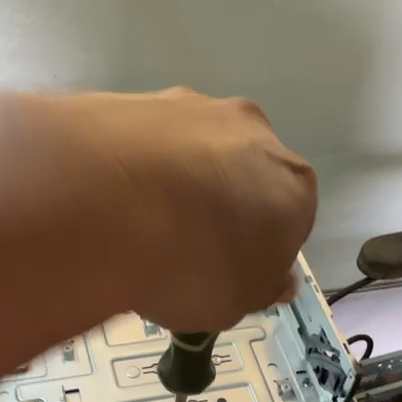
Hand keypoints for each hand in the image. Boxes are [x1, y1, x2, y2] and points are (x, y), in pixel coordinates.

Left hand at [15, 89, 317, 331]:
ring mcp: (193, 106)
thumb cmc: (194, 264)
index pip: (288, 220)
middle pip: (242, 176)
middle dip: (218, 208)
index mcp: (294, 183)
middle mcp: (254, 132)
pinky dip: (133, 168)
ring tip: (135, 228)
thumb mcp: (236, 303)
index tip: (227, 274)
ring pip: (191, 154)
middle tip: (180, 250)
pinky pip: (143, 143)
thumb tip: (276, 278)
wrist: (107, 201)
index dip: (257, 250)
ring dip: (174, 183)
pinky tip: (108, 201)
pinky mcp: (136, 98)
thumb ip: (259, 286)